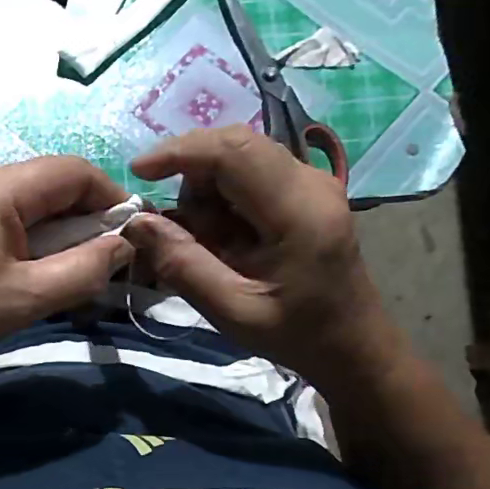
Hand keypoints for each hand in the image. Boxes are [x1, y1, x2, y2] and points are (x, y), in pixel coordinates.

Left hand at [0, 157, 134, 382]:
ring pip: (34, 198)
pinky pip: (10, 212)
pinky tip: (38, 267)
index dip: (112, 198)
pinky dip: (36, 234)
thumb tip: (126, 244)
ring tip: (74, 269)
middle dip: (88, 217)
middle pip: (54, 182)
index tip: (132, 235)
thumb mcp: (30, 297)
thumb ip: (87, 268)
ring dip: (63, 229)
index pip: (75, 171)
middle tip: (105, 260)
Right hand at [123, 127, 399, 387]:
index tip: (139, 172)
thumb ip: (183, 265)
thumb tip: (136, 223)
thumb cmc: (297, 335)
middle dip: (191, 174)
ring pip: (240, 156)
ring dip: (208, 191)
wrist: (353, 344)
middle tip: (178, 225)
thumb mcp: (232, 311)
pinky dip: (225, 197)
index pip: (233, 150)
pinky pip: (252, 173)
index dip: (180, 151)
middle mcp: (310, 182)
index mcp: (298, 211)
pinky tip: (227, 237)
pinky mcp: (307, 190)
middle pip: (235, 145)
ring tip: (210, 243)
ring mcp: (313, 182)